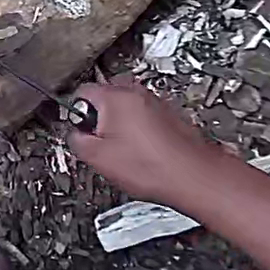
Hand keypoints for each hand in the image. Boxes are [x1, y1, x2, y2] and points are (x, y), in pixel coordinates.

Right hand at [66, 78, 231, 209]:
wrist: (194, 177)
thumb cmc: (152, 167)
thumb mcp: (97, 158)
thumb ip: (76, 139)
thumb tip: (75, 134)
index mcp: (115, 97)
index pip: (82, 92)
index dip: (76, 113)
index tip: (81, 130)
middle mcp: (136, 93)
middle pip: (104, 95)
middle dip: (99, 116)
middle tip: (101, 140)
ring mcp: (155, 102)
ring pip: (125, 105)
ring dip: (119, 122)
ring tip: (123, 149)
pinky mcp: (168, 114)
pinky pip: (143, 114)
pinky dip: (138, 128)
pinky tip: (141, 151)